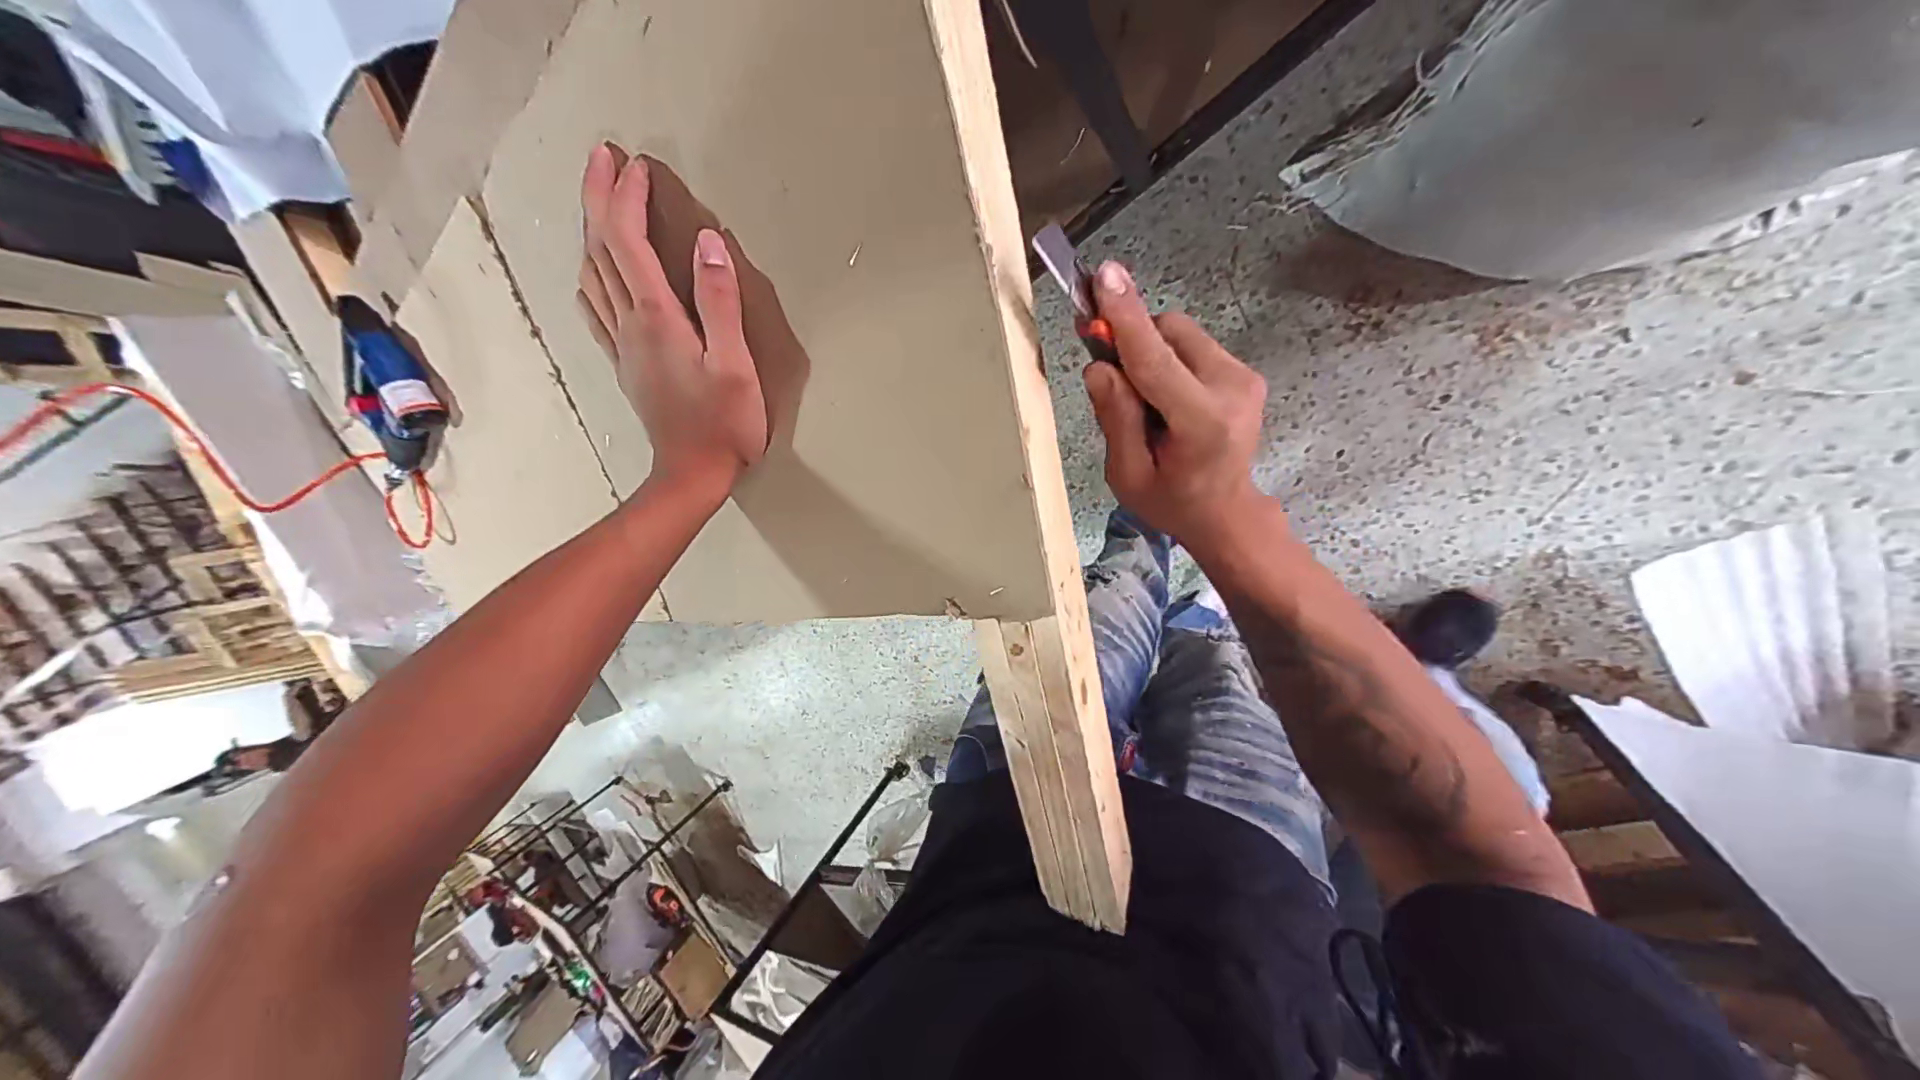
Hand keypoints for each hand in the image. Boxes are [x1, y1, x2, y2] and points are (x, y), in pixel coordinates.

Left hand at [578, 145, 768, 497]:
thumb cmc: (723, 424)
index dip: (626, 196)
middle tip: (603, 157)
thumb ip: (720, 302)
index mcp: (657, 318)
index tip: (635, 162)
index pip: (628, 241)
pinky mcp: (627, 364)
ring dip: (592, 231)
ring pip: (592, 274)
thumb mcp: (734, 364)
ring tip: (601, 201)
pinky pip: (595, 308)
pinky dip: (592, 275)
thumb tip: (707, 242)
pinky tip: (595, 271)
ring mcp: (623, 345)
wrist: (692, 475)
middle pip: (600, 248)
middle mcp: (630, 324)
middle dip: (598, 197)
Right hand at [1082, 261, 1278, 555]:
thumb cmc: (1172, 501)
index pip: (1155, 360)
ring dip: (1150, 351)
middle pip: (1168, 333)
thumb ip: (1115, 419)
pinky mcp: (1245, 371)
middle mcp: (1232, 389)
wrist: (1226, 511)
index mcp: (1202, 422)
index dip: (1125, 318)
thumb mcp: (1127, 474)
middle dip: (1133, 341)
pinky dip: (1168, 358)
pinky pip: (1191, 345)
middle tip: (1108, 371)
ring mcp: (1244, 376)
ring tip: (1143, 397)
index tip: (1103, 276)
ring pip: (1180, 333)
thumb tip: (1099, 367)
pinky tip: (1163, 394)